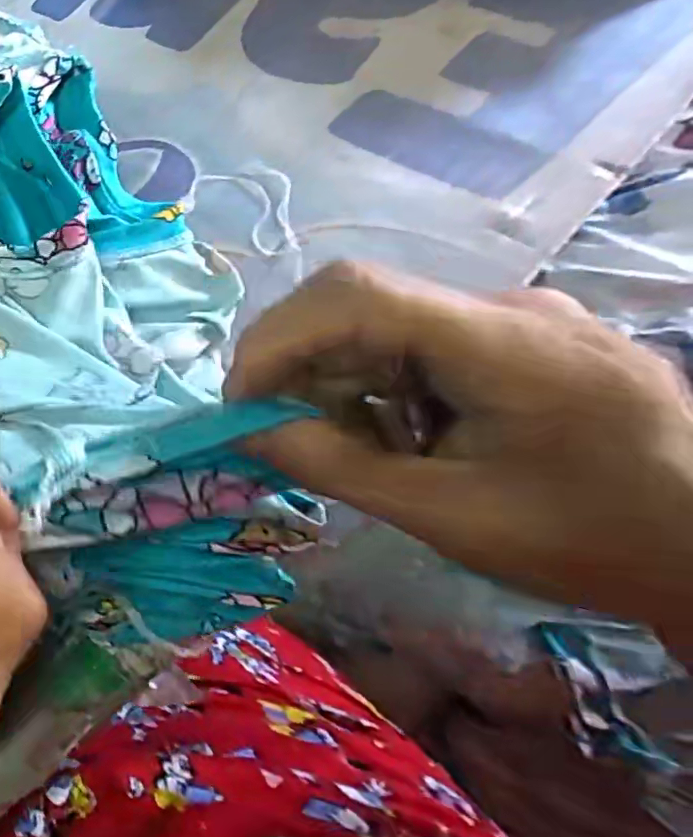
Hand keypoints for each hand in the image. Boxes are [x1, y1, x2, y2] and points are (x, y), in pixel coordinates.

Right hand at [226, 262, 692, 649]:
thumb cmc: (596, 540)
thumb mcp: (447, 515)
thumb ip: (330, 464)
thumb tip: (240, 429)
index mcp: (509, 344)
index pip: (356, 296)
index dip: (276, 340)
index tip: (243, 401)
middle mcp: (507, 309)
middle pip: (351, 301)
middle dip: (291, 360)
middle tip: (271, 422)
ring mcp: (509, 318)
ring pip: (365, 320)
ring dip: (325, 375)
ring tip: (338, 438)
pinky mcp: (504, 336)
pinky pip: (399, 337)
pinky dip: (362, 380)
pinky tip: (384, 429)